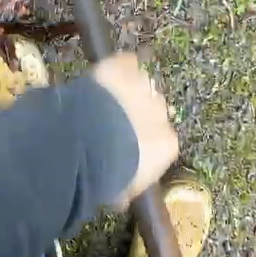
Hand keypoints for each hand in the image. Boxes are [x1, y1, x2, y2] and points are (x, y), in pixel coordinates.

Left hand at [92, 53, 177, 206]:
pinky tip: (107, 71)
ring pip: (142, 84)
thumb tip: (121, 195)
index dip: (143, 141)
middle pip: (154, 109)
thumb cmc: (107, 175)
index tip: (128, 145)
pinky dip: (120, 65)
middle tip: (112, 121)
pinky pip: (127, 61)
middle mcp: (162, 113)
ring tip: (106, 98)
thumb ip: (127, 186)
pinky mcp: (124, 67)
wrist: (87, 144)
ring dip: (128, 90)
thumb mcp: (120, 191)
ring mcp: (143, 87)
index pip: (162, 141)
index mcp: (167, 145)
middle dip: (138, 114)